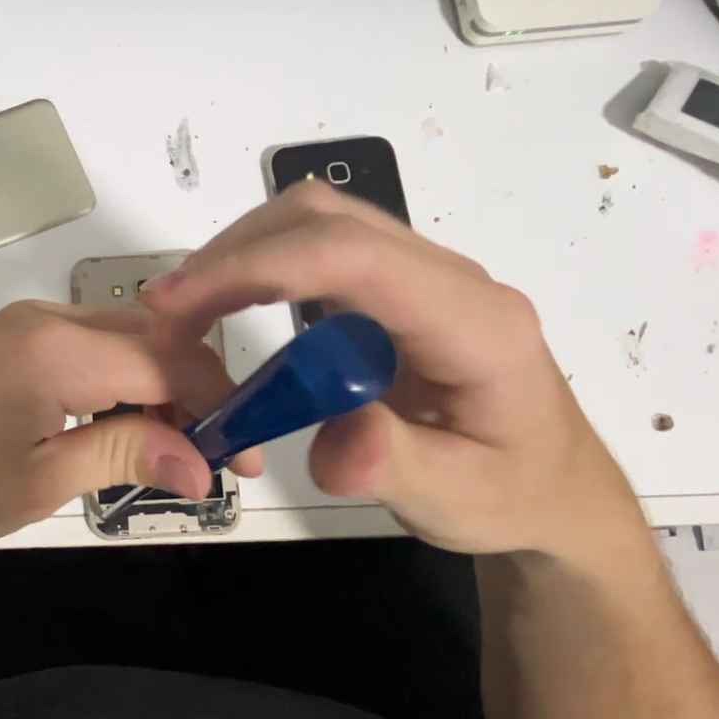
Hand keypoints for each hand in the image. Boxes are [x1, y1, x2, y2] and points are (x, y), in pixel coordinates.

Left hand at [0, 301, 261, 544]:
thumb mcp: (38, 482)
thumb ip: (124, 458)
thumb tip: (202, 467)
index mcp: (59, 351)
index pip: (172, 362)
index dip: (219, 407)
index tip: (242, 461)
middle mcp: (50, 320)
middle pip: (156, 340)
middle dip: (196, 394)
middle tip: (208, 459)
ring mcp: (29, 323)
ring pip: (127, 340)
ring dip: (159, 389)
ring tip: (167, 452)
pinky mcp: (14, 337)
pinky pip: (92, 347)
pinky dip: (121, 383)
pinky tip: (119, 429)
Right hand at [140, 181, 645, 558]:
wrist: (550, 484)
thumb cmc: (510, 493)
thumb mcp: (457, 499)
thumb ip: (393, 465)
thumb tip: (336, 436)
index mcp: (473, 322)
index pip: (354, 257)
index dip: (257, 266)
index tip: (178, 303)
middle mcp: (448, 279)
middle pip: (327, 219)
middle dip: (234, 253)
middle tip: (167, 312)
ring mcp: (421, 277)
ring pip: (317, 221)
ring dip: (240, 253)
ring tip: (186, 310)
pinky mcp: (393, 289)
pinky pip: (318, 250)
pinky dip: (257, 266)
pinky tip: (227, 307)